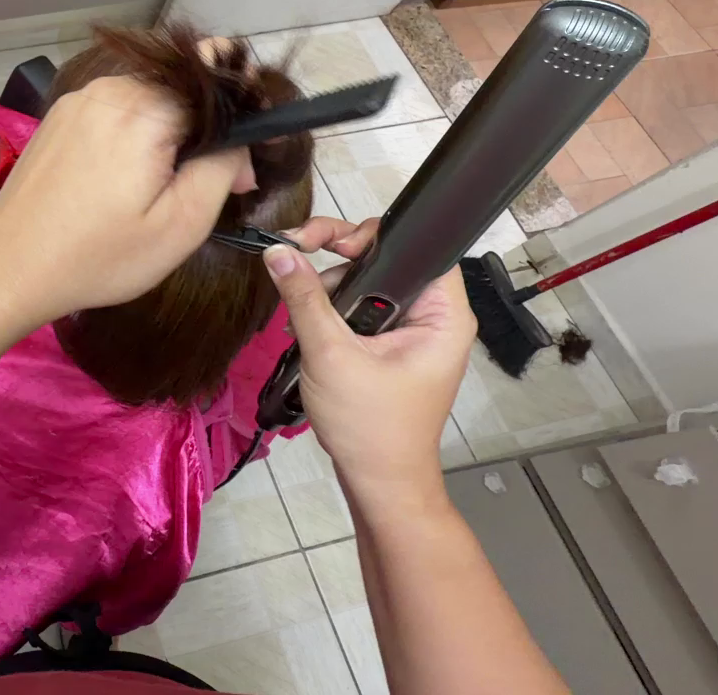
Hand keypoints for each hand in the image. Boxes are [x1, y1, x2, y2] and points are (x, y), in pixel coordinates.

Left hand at [0, 74, 252, 330]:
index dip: (236, 133)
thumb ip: (221, 167)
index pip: (217, 93)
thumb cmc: (97, 256)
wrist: (8, 268)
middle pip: (180, 94)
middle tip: (196, 193)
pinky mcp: (56, 117)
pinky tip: (118, 182)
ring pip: (146, 102)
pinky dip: (129, 138)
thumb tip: (241, 141)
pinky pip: (111, 113)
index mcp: (143, 107)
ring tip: (154, 193)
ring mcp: (75, 100)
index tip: (238, 178)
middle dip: (201, 136)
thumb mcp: (180, 224)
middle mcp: (108, 89)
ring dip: (164, 137)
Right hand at [264, 217, 475, 498]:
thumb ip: (304, 296)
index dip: (367, 236)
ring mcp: (408, 330)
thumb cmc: (369, 423)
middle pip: (382, 259)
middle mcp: (430, 315)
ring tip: (300, 314)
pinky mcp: (387, 344)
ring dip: (325, 287)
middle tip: (292, 258)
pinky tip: (306, 323)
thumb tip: (277, 250)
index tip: (321, 244)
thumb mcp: (330, 353)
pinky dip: (328, 308)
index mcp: (440, 314)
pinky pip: (357, 307)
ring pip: (363, 281)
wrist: (377, 480)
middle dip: (335, 259)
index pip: (413, 246)